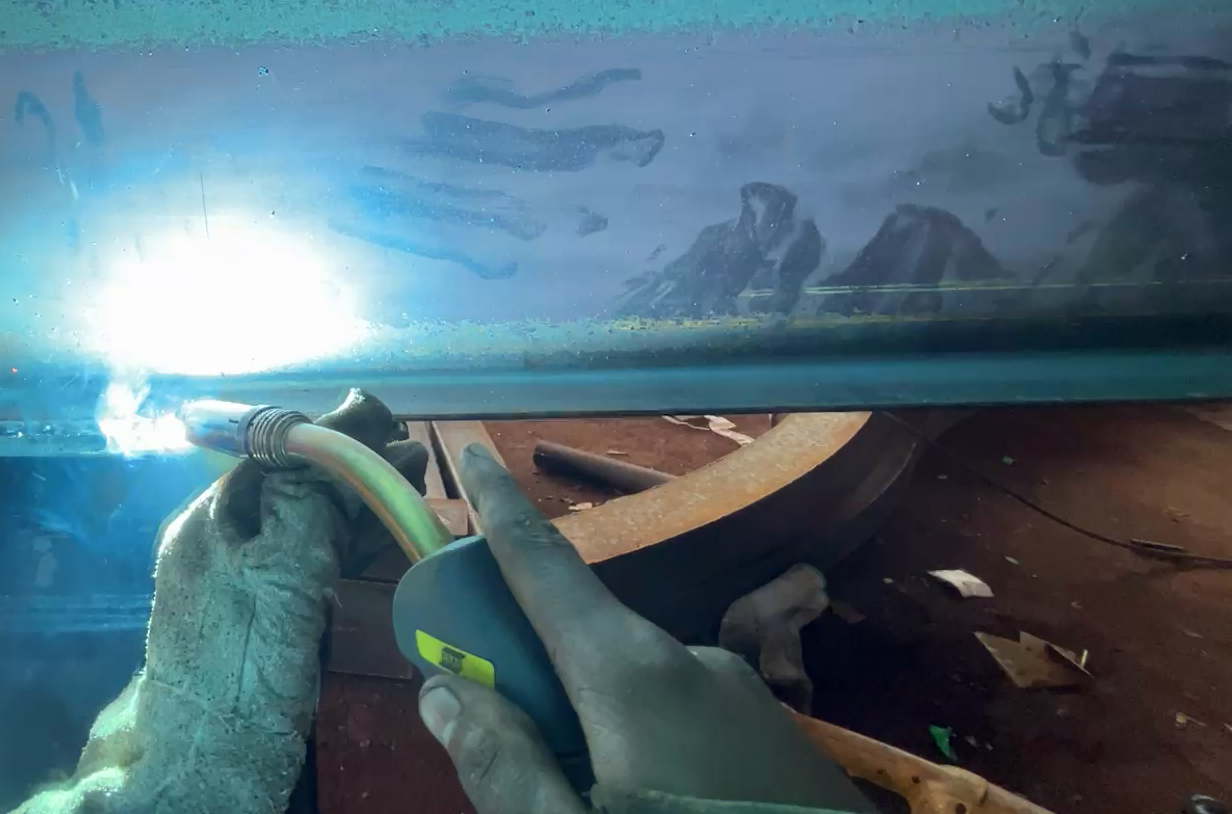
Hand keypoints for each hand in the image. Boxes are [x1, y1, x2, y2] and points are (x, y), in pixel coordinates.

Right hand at [417, 444, 871, 813]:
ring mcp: (749, 699)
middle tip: (518, 731)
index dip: (498, 505)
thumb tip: (443, 691)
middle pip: (582, 635)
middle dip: (535, 663)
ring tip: (601, 792)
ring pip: (636, 684)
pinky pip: (689, 717)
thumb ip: (504, 765)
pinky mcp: (788, 741)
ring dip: (596, 717)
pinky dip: (652, 742)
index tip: (475, 452)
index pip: (543, 561)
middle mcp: (692, 662)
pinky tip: (668, 806)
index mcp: (632, 675)